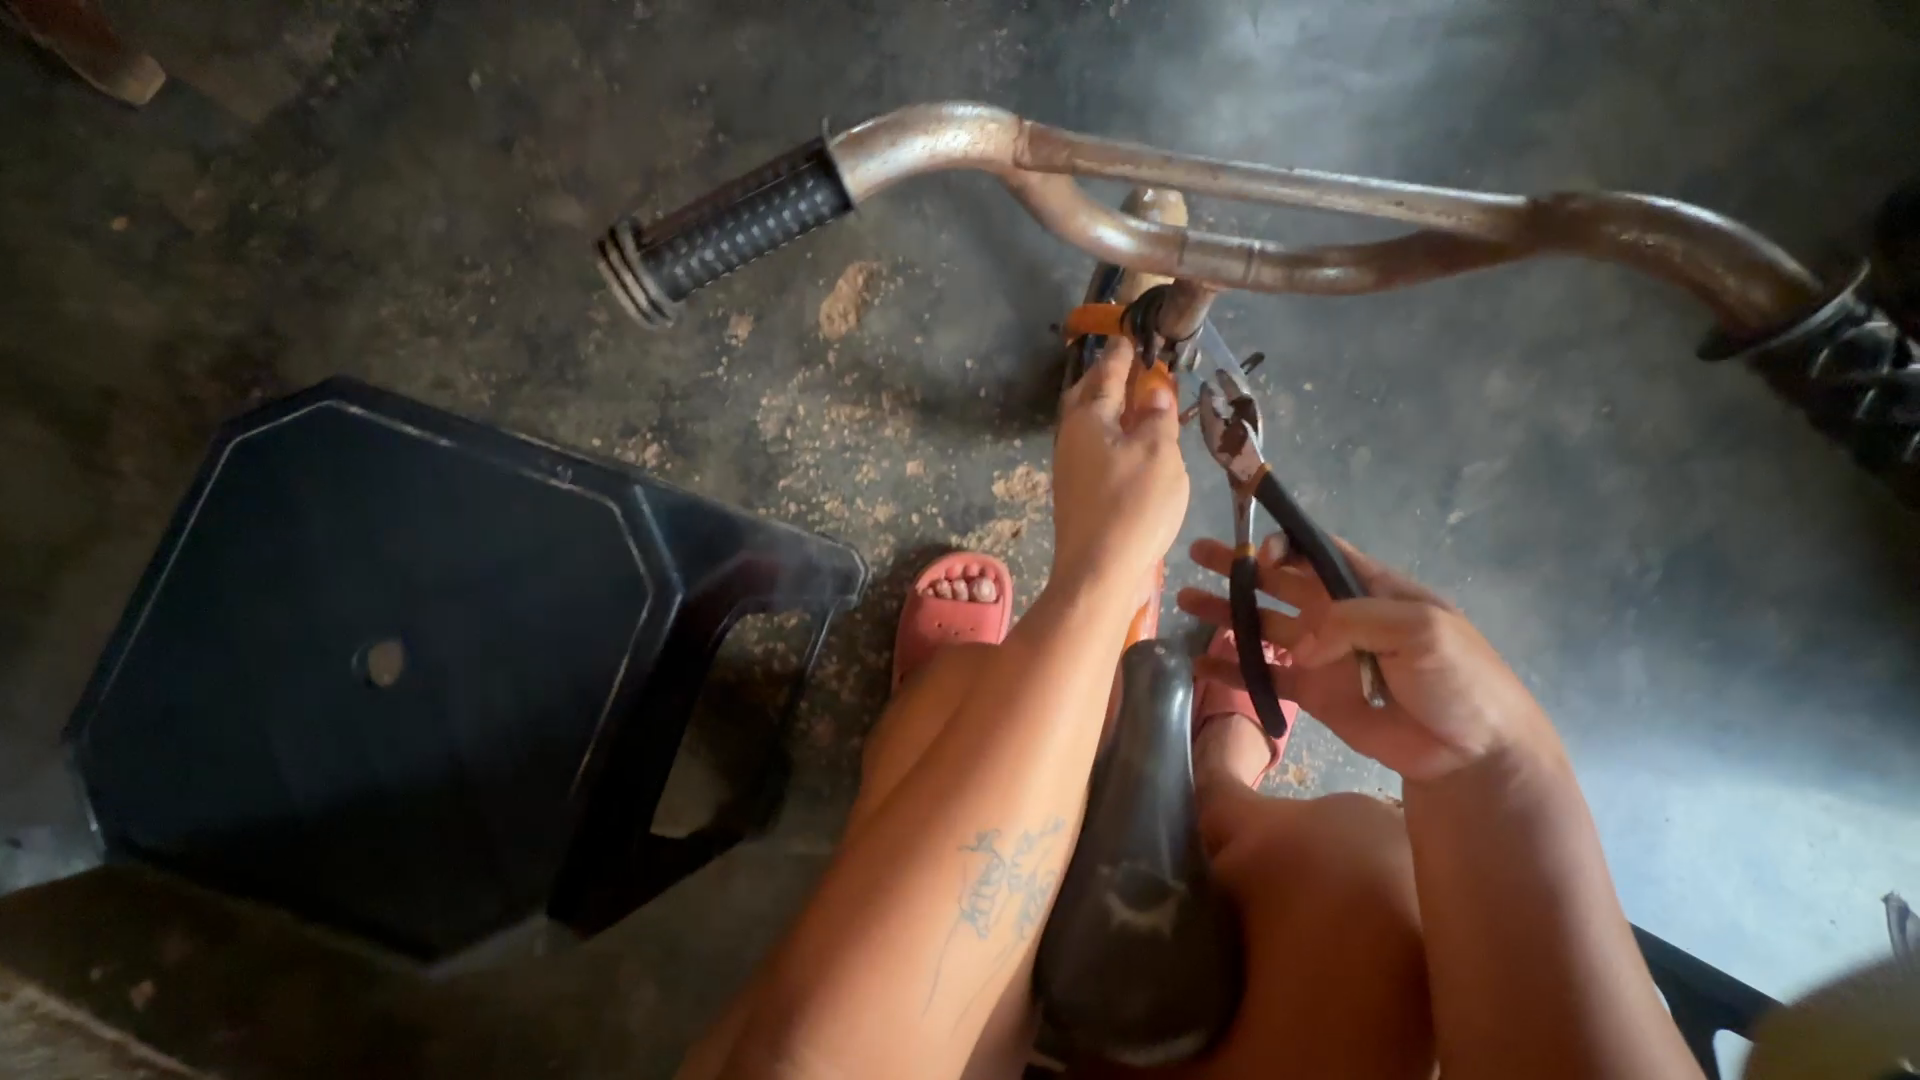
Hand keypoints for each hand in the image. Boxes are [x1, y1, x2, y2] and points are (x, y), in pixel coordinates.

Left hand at [1052, 337, 1188, 593]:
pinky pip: (1090, 449)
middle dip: (1104, 378)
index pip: (1106, 374)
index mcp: (1088, 418)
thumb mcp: (1159, 453)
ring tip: (1131, 404)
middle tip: (1127, 367)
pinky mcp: (1074, 494)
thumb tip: (1153, 390)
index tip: (1129, 337)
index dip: (1122, 355)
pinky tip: (1125, 446)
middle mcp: (1070, 438)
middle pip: (1086, 397)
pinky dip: (1108, 436)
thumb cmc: (1133, 505)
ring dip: (1105, 409)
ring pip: (1086, 425)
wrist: (1098, 571)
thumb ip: (1157, 417)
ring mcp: (1068, 468)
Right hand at [1176, 534, 1557, 781]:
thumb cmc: (1458, 677)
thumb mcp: (1418, 629)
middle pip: (1277, 582)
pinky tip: (1199, 665)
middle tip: (1196, 553)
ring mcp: (1321, 654)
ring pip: (1261, 625)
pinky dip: (1231, 671)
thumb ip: (1350, 620)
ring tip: (1186, 600)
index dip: (1282, 545)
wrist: (1472, 750)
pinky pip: (1263, 677)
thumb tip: (1298, 646)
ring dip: (1224, 612)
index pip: (1315, 552)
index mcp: (1367, 587)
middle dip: (1237, 566)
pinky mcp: (1312, 693)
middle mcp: (1337, 614)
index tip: (1255, 553)